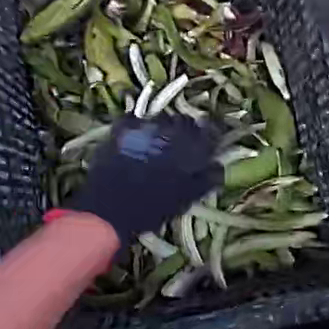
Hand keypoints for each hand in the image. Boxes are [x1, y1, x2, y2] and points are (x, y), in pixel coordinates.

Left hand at [64, 116, 218, 244]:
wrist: (109, 211)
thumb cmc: (152, 209)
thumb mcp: (186, 198)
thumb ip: (206, 179)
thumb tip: (218, 165)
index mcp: (192, 147)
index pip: (212, 129)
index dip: (212, 135)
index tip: (209, 143)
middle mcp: (171, 130)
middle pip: (186, 121)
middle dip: (187, 130)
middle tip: (182, 146)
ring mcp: (145, 126)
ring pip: (161, 118)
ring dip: (162, 128)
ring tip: (158, 143)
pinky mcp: (121, 128)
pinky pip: (134, 120)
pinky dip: (137, 127)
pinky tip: (135, 140)